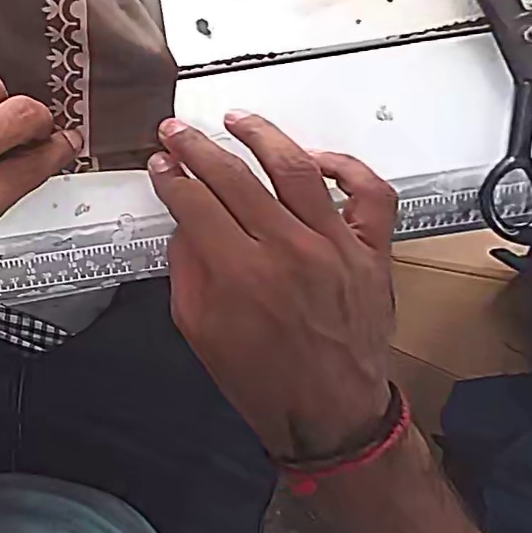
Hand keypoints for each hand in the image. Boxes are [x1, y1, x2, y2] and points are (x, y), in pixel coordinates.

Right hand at [148, 113, 398, 459]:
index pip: (194, 202)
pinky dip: (345, 165)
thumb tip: (185, 223)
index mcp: (239, 273)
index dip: (170, 176)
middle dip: (196, 147)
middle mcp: (287, 250)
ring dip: (260, 135)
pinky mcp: (370, 251)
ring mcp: (335, 246)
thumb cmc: (262, 378)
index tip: (161, 164)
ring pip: (295, 168)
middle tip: (177, 132)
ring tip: (236, 119)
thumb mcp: (197, 328)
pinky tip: (314, 156)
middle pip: (233, 176)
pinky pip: (368, 193)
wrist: (330, 412)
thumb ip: (187, 267)